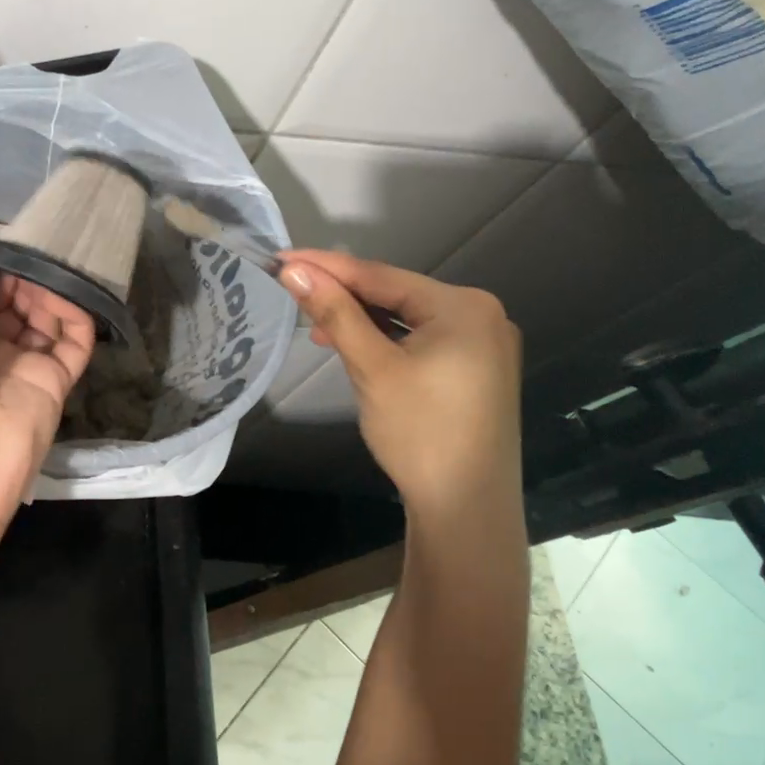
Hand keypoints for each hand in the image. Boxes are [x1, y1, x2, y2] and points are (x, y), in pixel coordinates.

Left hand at [0, 221, 96, 545]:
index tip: (10, 230)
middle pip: (12, 300)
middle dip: (24, 272)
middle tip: (42, 239)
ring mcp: (20, 368)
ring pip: (44, 317)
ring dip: (50, 290)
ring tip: (59, 264)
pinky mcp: (53, 386)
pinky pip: (72, 345)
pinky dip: (78, 318)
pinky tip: (76, 293)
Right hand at [278, 250, 521, 512]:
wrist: (466, 505)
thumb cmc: (419, 431)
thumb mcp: (371, 367)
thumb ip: (334, 313)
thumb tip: (293, 271)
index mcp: (463, 307)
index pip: (380, 275)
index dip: (326, 267)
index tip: (281, 258)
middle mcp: (481, 315)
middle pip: (395, 294)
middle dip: (343, 295)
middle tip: (292, 294)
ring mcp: (483, 345)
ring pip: (405, 318)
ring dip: (360, 320)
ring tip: (316, 328)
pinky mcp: (475, 370)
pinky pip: (420, 339)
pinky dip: (384, 340)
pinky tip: (354, 346)